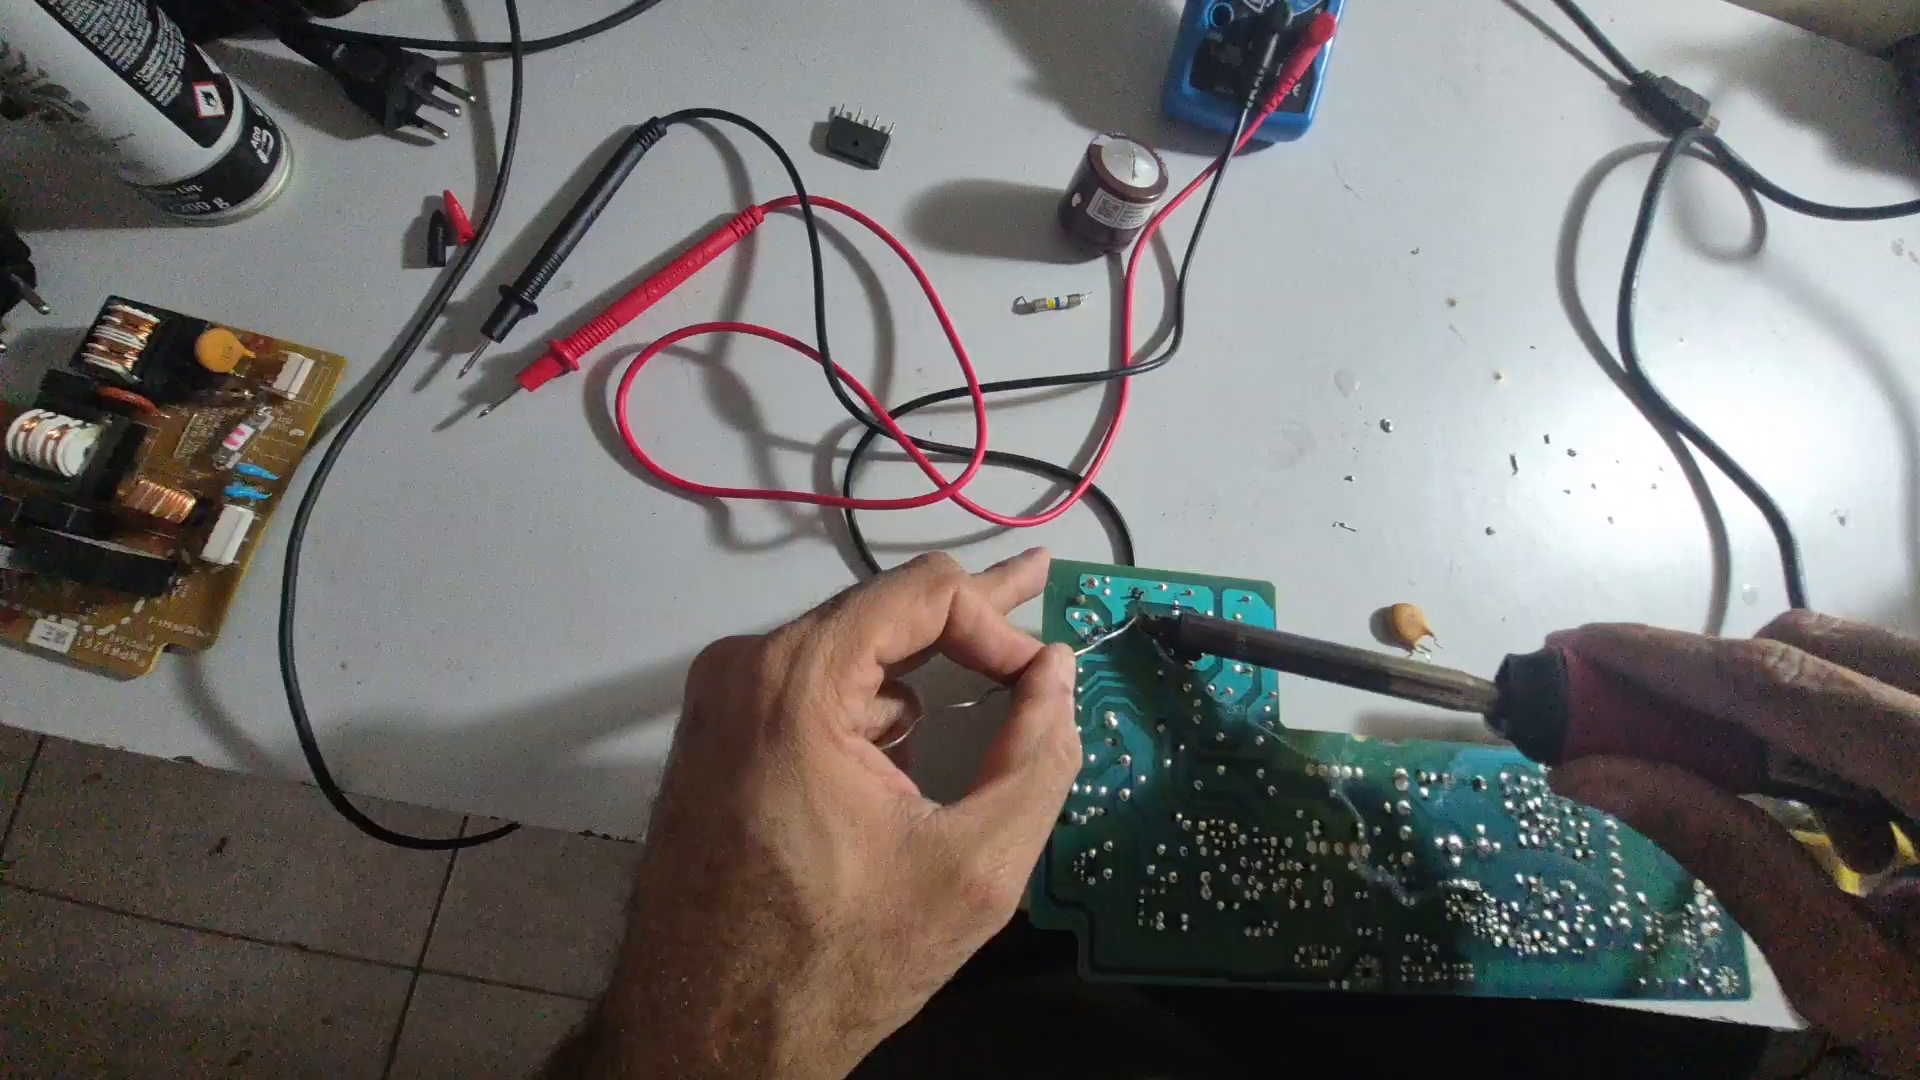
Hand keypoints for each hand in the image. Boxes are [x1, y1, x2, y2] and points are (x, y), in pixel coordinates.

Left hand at [568, 550, 1079, 1079]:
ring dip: (927, 664)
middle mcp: (748, 663)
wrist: (702, 1039)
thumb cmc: (835, 961)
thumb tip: (1056, 670)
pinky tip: (907, 744)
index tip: (1038, 678)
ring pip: (856, 644)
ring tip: (992, 671)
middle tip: (1037, 580)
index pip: (924, 592)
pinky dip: (878, 702)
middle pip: (886, 607)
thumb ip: (1037, 757)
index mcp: (795, 680)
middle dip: (972, 616)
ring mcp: (727, 693)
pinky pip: (821, 685)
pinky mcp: (724, 725)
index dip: (996, 620)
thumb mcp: (972, 871)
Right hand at [1547, 612, 1919, 1078]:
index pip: (1792, 689)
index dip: (1667, 657)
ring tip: (1776, 794)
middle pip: (1829, 649)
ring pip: (1868, 659)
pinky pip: (1901, 690)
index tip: (1575, 645)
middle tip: (1652, 727)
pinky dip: (1841, 726)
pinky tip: (1854, 808)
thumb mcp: (1856, 980)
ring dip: (1781, 705)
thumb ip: (1726, 858)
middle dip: (1716, 675)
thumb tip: (1583, 774)